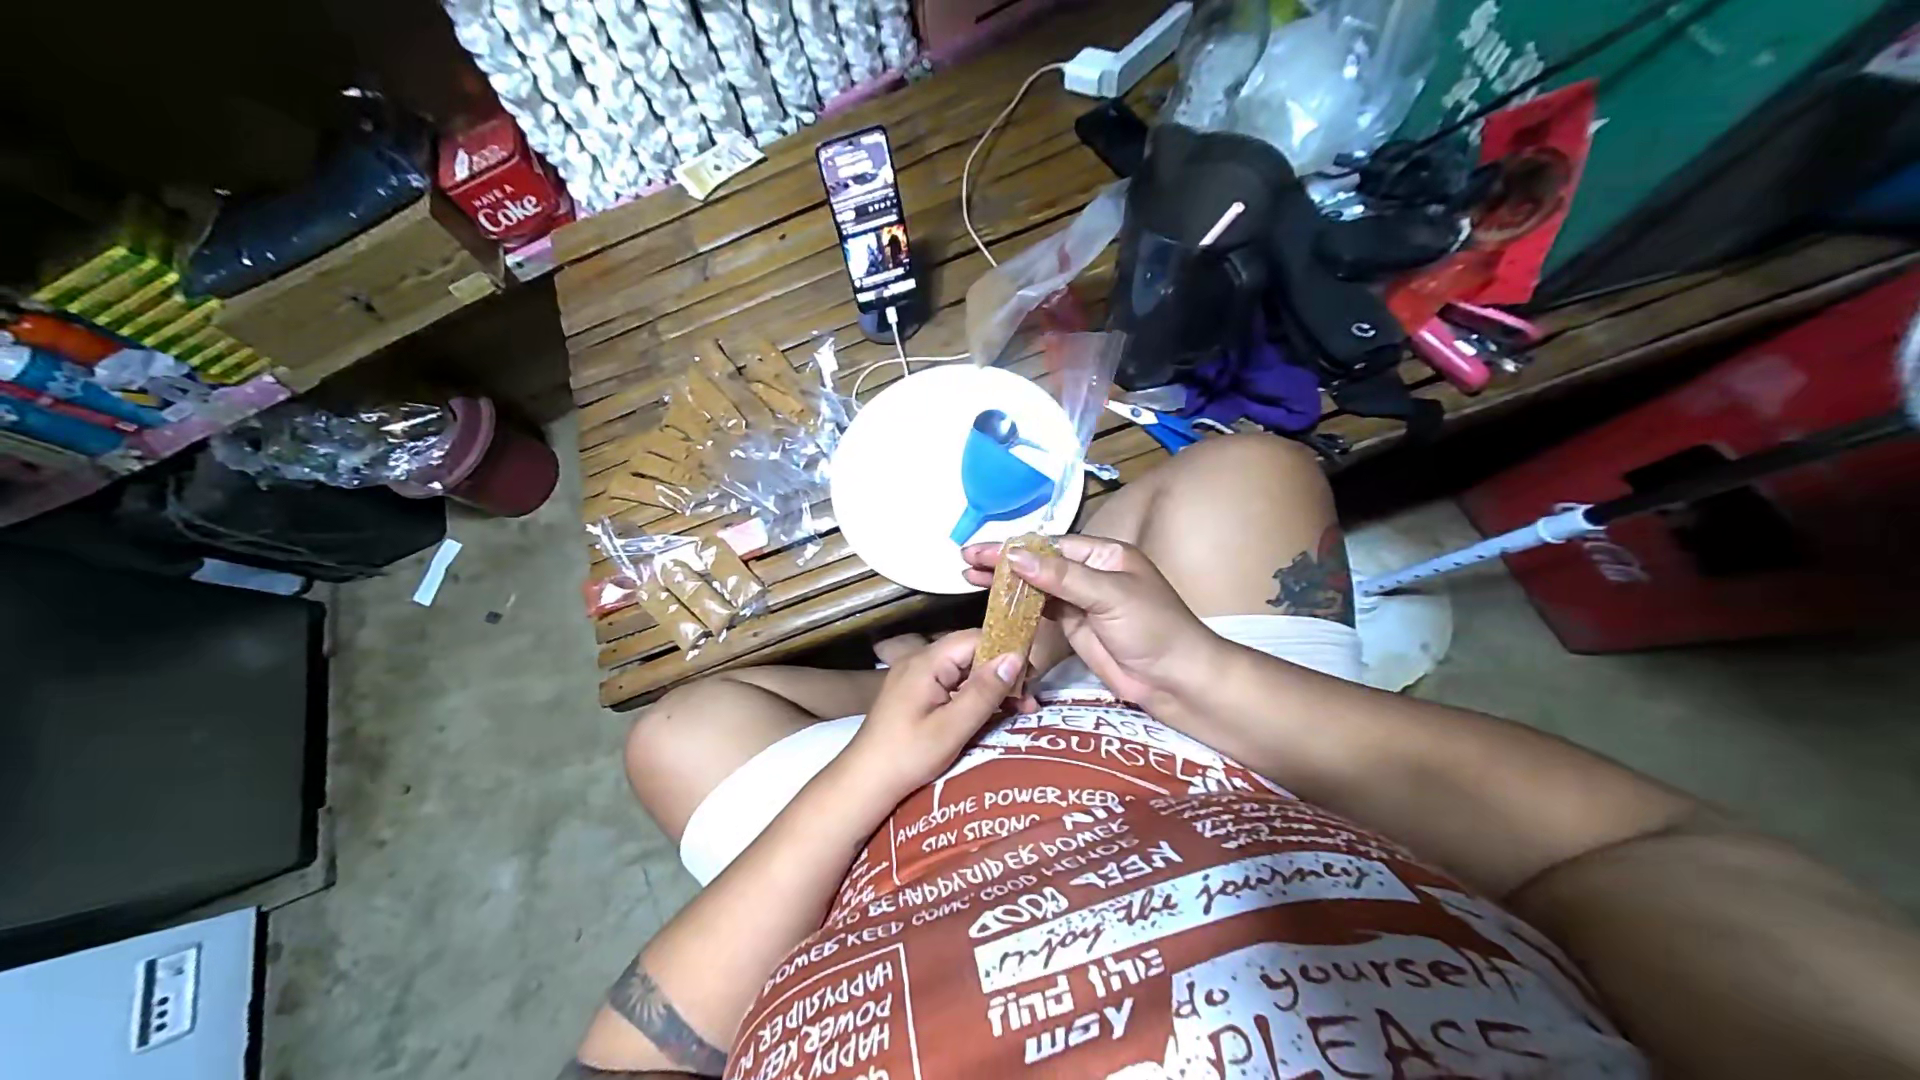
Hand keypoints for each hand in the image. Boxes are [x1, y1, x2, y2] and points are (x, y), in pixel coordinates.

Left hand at [840, 630, 1022, 799]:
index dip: (1007, 650)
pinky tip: (995, 712)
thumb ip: (984, 691)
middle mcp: (921, 660)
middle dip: (1003, 671)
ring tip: (1022, 708)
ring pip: (965, 669)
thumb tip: (1016, 656)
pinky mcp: (916, 693)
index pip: (976, 638)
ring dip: (992, 686)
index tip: (1032, 674)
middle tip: (1030, 697)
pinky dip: (975, 696)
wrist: (864, 782)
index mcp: (927, 662)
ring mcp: (917, 676)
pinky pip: (953, 684)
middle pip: (971, 652)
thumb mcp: (952, 727)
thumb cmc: (908, 755)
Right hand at [962, 536, 1220, 712]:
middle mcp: (1089, 574)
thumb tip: (1016, 557)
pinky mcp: (1074, 628)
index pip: (1050, 547)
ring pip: (1036, 588)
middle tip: (965, 562)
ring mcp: (1080, 602)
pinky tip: (995, 605)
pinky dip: (1017, 609)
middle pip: (1038, 564)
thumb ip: (1062, 578)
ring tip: (969, 579)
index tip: (979, 551)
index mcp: (1104, 555)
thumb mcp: (1110, 596)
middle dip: (1002, 562)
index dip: (1013, 548)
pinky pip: (1040, 613)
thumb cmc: (1153, 629)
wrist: (1176, 680)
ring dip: (1006, 584)